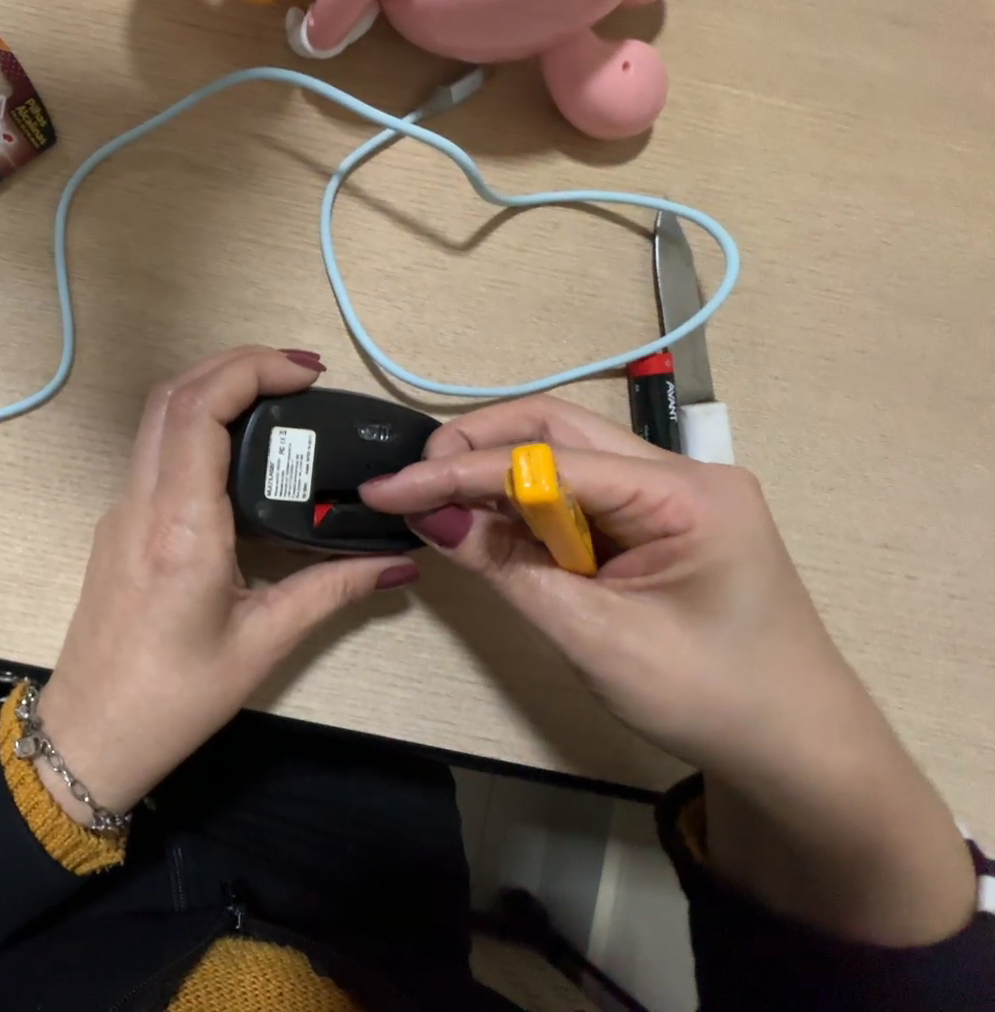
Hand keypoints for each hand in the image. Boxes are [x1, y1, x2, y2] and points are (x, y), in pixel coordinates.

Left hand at [34, 347, 419, 820]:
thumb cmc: (174, 698)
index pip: (198, 410)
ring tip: (276, 403)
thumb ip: (331, 590)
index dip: (250, 370)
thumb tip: (397, 562)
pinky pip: (152, 454)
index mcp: (180, 526)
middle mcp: (140, 503)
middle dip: (232, 366)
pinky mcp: (116, 525)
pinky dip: (192, 429)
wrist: (93, 729)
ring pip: (155, 421)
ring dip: (209, 392)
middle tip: (297, 376)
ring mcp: (119, 511)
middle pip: (170, 397)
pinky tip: (239, 455)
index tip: (305, 371)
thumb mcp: (262, 643)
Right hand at [359, 395, 855, 781]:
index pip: (544, 457)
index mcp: (683, 494)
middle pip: (551, 428)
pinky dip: (510, 503)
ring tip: (430, 507)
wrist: (794, 751)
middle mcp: (674, 474)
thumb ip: (504, 567)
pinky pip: (564, 491)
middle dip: (470, 449)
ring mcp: (661, 495)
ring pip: (553, 452)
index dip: (455, 471)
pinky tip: (477, 524)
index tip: (384, 491)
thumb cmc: (708, 697)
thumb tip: (426, 516)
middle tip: (409, 487)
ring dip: (487, 475)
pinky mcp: (644, 520)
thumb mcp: (592, 635)